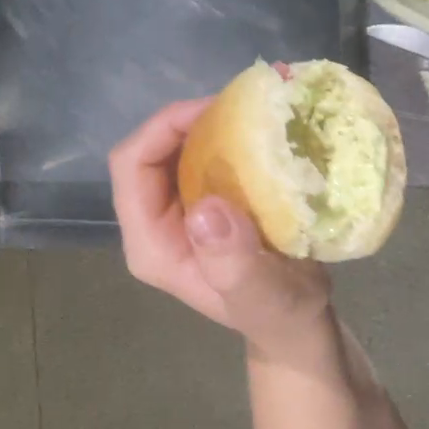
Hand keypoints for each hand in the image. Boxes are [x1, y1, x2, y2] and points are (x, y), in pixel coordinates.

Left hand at [108, 98, 332, 355]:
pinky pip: (205, 155)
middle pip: (150, 149)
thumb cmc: (278, 315)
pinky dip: (228, 133)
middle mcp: (158, 221)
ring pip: (178, 147)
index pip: (131, 167)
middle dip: (189, 118)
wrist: (297, 327)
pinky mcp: (206, 202)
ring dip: (211, 121)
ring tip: (255, 104)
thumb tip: (206, 209)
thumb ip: (232, 262)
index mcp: (153, 244)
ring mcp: (180, 210)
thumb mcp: (262, 296)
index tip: (214, 110)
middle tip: (242, 102)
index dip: (162, 128)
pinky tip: (262, 121)